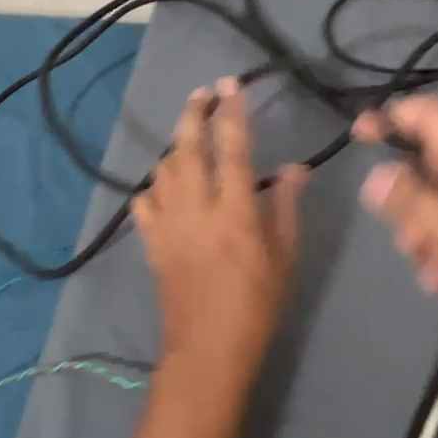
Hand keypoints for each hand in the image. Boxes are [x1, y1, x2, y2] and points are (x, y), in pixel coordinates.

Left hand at [133, 77, 308, 371]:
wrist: (207, 352)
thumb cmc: (256, 306)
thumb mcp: (285, 258)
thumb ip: (285, 207)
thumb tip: (294, 167)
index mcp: (234, 212)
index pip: (232, 149)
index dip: (232, 113)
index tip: (231, 85)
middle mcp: (196, 210)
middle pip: (187, 149)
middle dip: (193, 115)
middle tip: (203, 94)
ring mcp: (168, 226)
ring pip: (163, 171)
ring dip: (175, 147)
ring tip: (189, 137)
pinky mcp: (152, 244)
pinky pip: (144, 204)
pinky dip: (153, 187)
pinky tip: (165, 187)